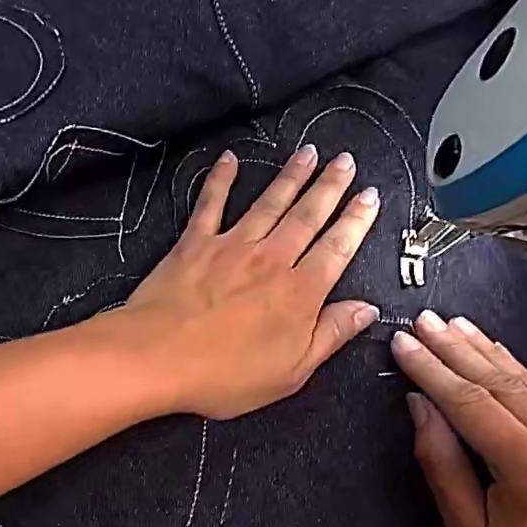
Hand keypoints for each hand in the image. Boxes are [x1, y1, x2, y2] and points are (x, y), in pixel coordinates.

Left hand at [117, 144, 381, 419]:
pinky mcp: (196, 243)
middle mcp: (271, 260)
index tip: (370, 196)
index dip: (357, 220)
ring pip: (270, 203)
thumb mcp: (292, 371)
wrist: (157, 359)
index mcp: (298, 293)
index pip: (337, 247)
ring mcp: (232, 246)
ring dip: (292, 176)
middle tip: (346, 161)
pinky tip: (231, 159)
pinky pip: (211, 203)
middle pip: (308, 215)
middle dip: (330, 186)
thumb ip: (332, 334)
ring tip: (309, 153)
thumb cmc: (225, 373)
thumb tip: (367, 310)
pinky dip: (221, 179)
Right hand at [392, 317, 526, 526]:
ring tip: (459, 329)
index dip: (433, 370)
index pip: (474, 404)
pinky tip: (505, 366)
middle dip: (459, 349)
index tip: (407, 346)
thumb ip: (444, 466)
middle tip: (428, 323)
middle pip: (508, 384)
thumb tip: (424, 411)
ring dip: (493, 357)